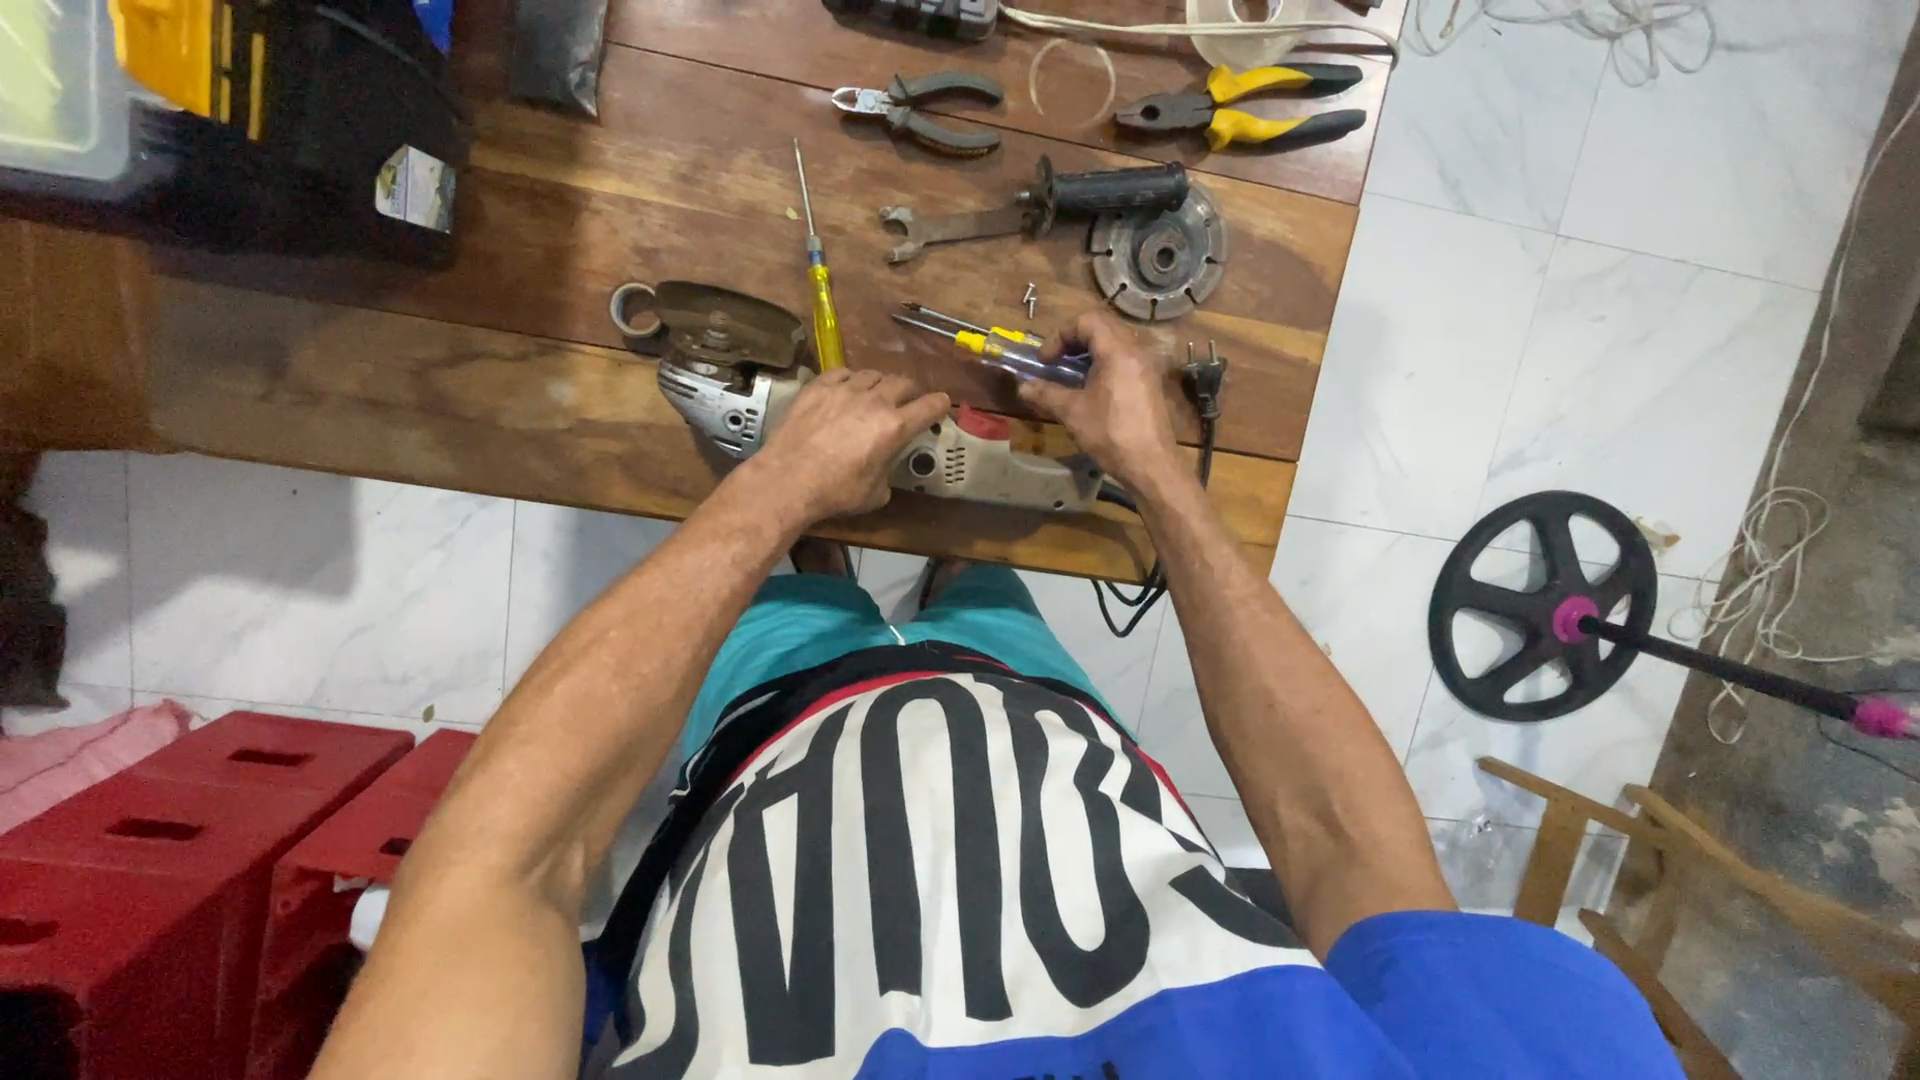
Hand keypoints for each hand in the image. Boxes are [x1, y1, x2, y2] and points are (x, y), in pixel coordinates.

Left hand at [747, 368, 950, 525]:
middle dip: (910, 392)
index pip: (930, 405)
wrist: (787, 480)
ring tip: (873, 395)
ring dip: (879, 384)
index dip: (940, 405)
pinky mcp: (818, 387)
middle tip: (906, 403)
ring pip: (873, 374)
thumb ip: (887, 472)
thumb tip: (884, 468)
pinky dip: (850, 380)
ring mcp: (844, 390)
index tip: (940, 408)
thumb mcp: (875, 494)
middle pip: (903, 382)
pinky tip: (845, 390)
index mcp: (895, 428)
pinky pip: (842, 373)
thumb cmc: (835, 493)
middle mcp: (874, 401)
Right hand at [1018, 311, 1181, 491]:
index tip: (1045, 360)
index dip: (1060, 335)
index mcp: (1118, 351)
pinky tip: (1090, 388)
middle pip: (1102, 326)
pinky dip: (1103, 364)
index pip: (1087, 320)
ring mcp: (1146, 367)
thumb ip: (1046, 394)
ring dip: (1088, 352)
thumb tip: (1023, 387)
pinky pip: (1124, 359)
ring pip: (1114, 343)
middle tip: (1055, 362)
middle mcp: (1136, 351)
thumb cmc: (1111, 434)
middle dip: (1073, 340)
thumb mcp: (1073, 413)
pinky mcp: (1149, 383)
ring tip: (1069, 374)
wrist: (1150, 465)